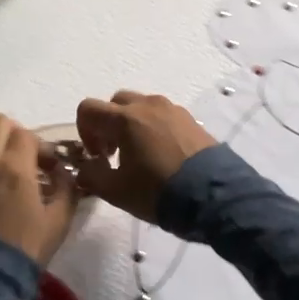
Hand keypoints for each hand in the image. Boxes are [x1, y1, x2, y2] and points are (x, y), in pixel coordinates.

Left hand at [0, 114, 80, 265]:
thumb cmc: (24, 249)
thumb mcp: (58, 222)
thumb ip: (67, 190)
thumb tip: (64, 173)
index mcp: (14, 167)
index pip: (26, 134)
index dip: (41, 146)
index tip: (49, 167)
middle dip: (14, 134)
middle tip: (25, 158)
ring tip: (3, 166)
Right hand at [74, 91, 217, 222]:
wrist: (214, 196)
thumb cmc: (158, 192)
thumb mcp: (117, 191)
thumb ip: (92, 177)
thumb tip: (84, 169)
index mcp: (125, 119)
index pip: (88, 109)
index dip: (84, 130)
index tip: (96, 155)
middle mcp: (148, 106)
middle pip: (116, 103)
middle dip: (108, 124)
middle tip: (114, 153)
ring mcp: (173, 110)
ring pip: (141, 106)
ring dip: (131, 124)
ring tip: (140, 154)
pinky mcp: (191, 119)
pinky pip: (163, 115)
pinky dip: (154, 127)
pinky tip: (162, 155)